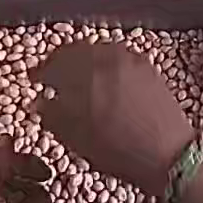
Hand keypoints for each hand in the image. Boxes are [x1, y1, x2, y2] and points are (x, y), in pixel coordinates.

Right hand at [34, 42, 196, 196]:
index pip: (53, 64)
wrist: (168, 153)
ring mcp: (128, 59)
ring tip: (77, 76)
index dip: (40, 72)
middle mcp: (106, 60)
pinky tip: (103, 77)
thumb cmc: (118, 152)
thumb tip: (40, 102)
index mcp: (84, 76)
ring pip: (97, 49)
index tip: (33, 80)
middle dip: (60, 61)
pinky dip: (104, 61)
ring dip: (82, 59)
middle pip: (74, 51)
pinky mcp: (145, 64)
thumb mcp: (76, 140)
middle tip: (52, 75)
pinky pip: (117, 54)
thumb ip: (53, 116)